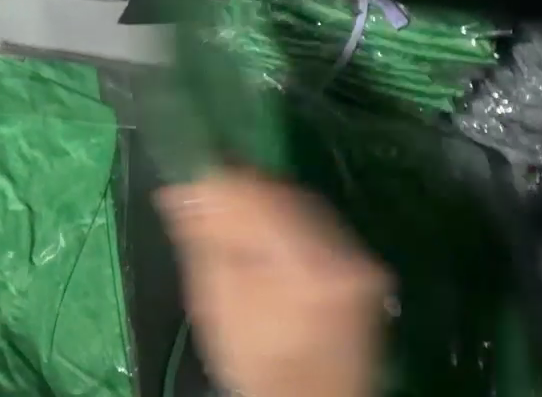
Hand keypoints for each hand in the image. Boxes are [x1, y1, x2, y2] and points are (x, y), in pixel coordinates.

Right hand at [158, 172, 389, 396]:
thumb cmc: (256, 361)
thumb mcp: (218, 301)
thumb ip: (204, 237)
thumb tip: (180, 187)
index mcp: (306, 263)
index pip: (257, 195)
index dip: (218, 181)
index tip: (186, 182)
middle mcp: (342, 253)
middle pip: (281, 193)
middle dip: (239, 189)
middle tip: (202, 197)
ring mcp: (359, 260)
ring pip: (299, 203)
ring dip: (261, 202)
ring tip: (230, 218)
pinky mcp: (362, 267)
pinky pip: (315, 222)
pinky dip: (284, 220)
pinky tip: (262, 236)